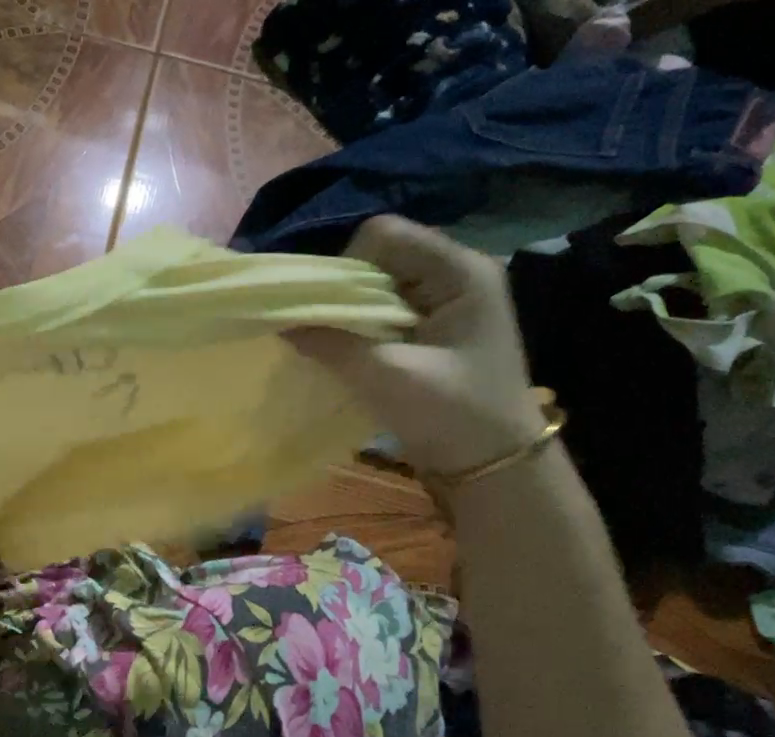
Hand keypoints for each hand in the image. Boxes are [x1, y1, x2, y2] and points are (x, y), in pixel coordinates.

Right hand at [285, 216, 547, 474]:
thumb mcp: (387, 377)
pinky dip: (361, 326)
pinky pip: (384, 307)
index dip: (348, 266)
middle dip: (346, 292)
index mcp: (460, 271)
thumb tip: (279, 321)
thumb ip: (332, 344)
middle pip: (379, 255)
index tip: (336, 312)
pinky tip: (359, 354)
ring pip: (377, 284)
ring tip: (348, 348)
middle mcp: (455, 272)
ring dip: (351, 313)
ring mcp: (446, 299)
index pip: (384, 235)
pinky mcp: (434, 325)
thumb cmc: (453, 414)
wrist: (494, 463)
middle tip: (337, 335)